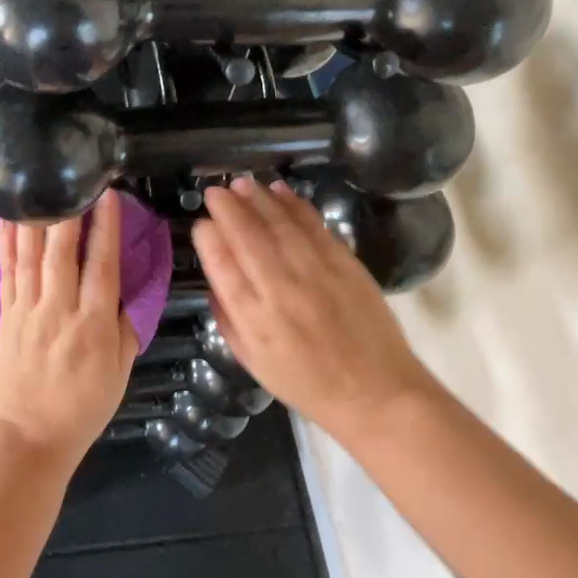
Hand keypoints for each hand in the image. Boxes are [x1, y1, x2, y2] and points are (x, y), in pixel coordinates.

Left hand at [0, 190, 140, 466]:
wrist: (30, 436)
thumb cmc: (83, 406)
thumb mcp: (119, 371)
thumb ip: (125, 327)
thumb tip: (129, 288)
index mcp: (93, 324)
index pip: (102, 266)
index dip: (106, 229)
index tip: (108, 197)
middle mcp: (59, 310)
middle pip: (62, 254)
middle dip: (68, 213)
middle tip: (72, 179)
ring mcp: (28, 311)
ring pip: (31, 257)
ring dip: (35, 219)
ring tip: (36, 185)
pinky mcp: (7, 315)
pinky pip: (7, 272)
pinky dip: (8, 244)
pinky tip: (8, 219)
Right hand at [192, 178, 434, 437]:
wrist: (376, 394)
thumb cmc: (308, 383)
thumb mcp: (253, 362)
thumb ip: (228, 319)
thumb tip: (215, 281)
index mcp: (254, 318)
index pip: (221, 264)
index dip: (208, 237)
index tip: (201, 224)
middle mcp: (281, 289)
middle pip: (247, 236)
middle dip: (227, 208)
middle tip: (214, 192)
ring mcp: (316, 272)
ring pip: (279, 224)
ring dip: (257, 198)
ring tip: (241, 183)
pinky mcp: (344, 263)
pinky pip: (313, 225)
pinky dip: (294, 204)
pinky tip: (278, 190)